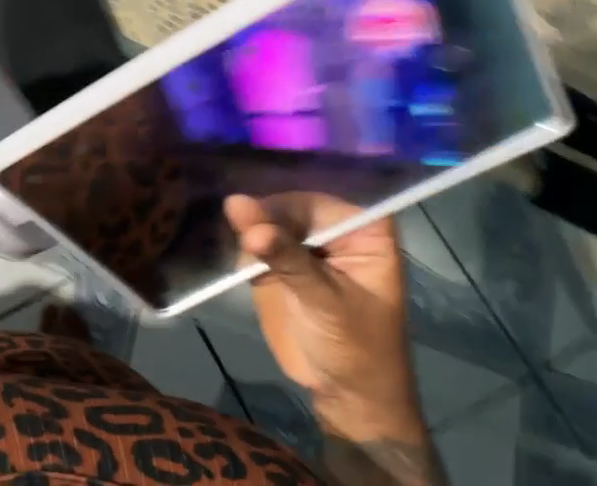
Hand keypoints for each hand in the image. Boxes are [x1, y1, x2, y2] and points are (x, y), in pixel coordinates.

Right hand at [223, 194, 416, 420]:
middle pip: (284, 205)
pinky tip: (234, 257)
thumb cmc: (357, 348)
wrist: (345, 394)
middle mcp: (332, 227)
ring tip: (237, 252)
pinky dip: (238, 247)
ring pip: (263, 219)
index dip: (282, 205)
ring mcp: (302, 242)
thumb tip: (236, 204)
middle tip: (237, 234)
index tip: (246, 213)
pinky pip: (251, 240)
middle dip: (258, 217)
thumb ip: (284, 254)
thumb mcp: (324, 300)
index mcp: (362, 229)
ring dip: (243, 230)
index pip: (314, 201)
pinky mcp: (276, 259)